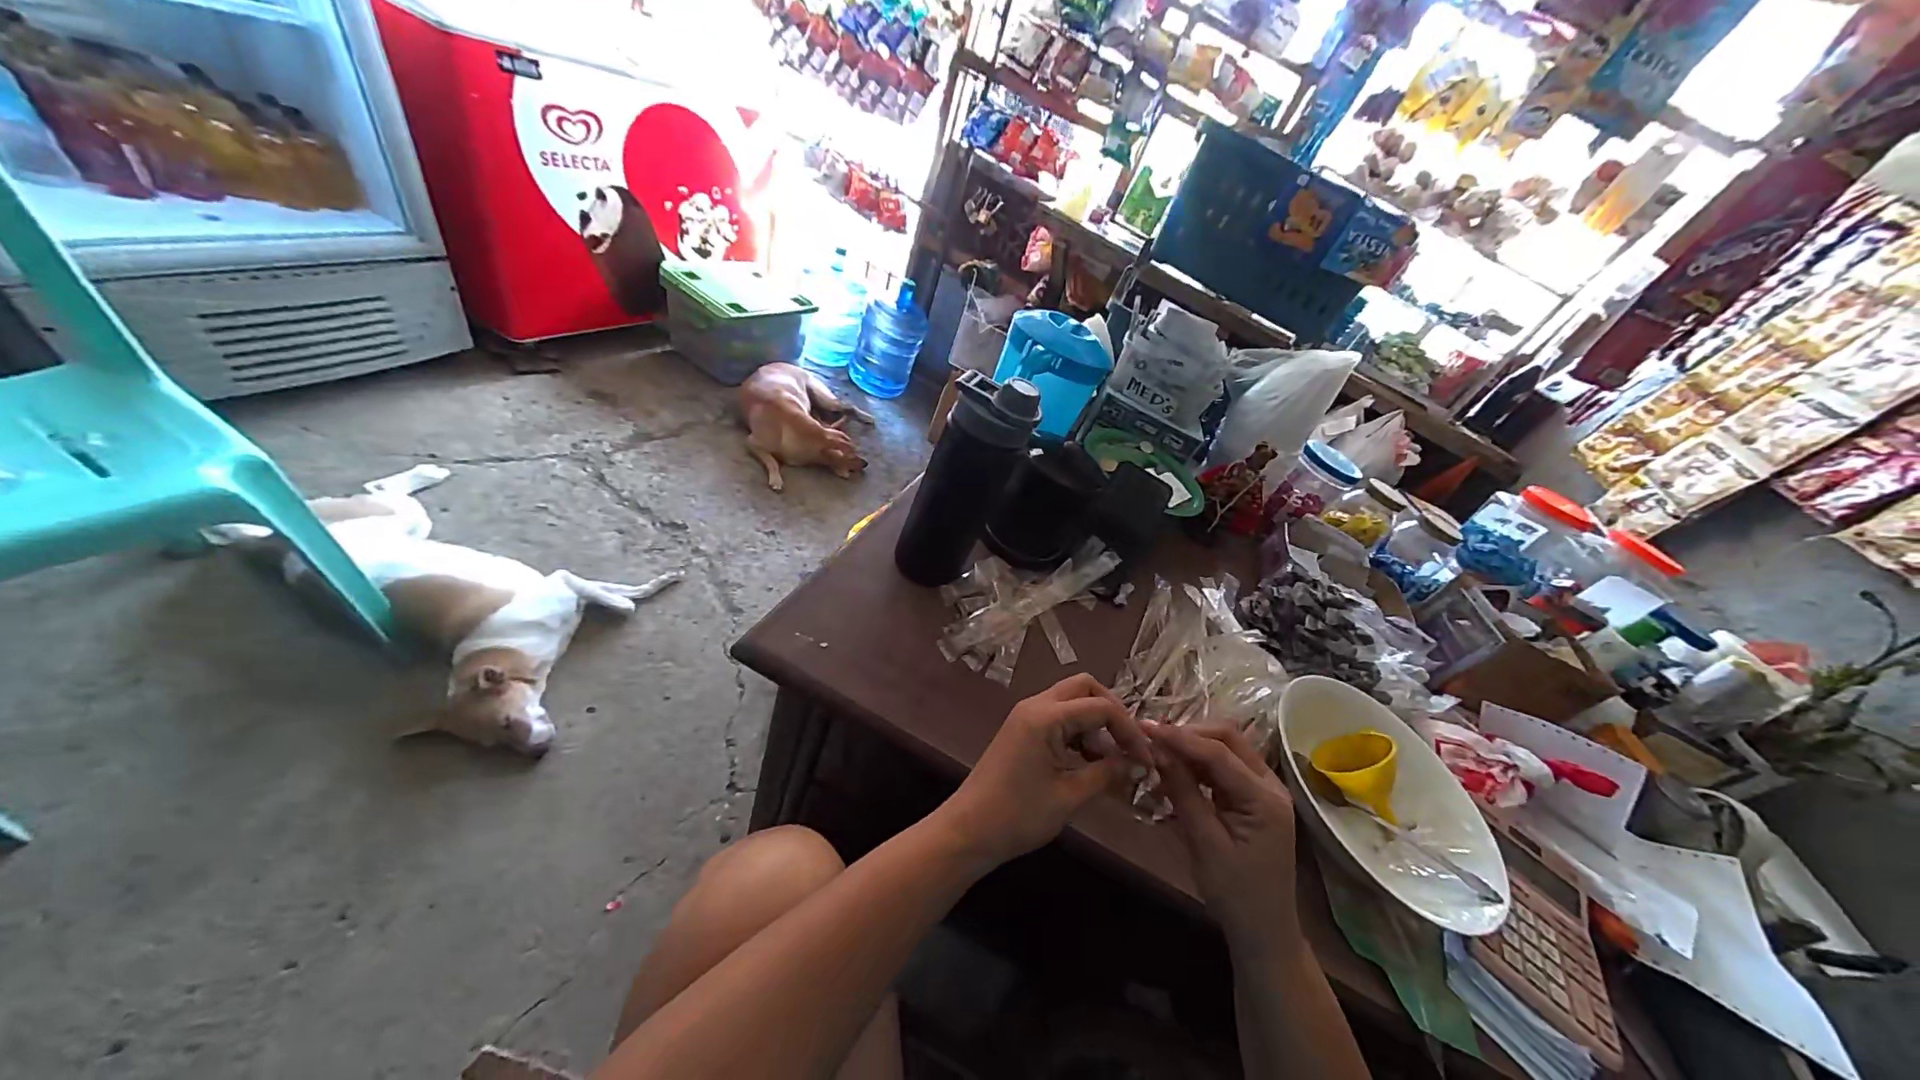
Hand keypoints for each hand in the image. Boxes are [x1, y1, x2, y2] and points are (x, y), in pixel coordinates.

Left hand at [936, 675, 1151, 867]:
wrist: (969, 830)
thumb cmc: (1019, 815)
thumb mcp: (1070, 796)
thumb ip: (1107, 773)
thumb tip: (1137, 764)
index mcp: (1045, 717)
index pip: (1101, 706)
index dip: (1129, 730)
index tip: (1145, 760)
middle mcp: (1035, 706)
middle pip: (1084, 688)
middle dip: (1112, 712)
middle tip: (1128, 746)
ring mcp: (1026, 716)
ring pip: (1071, 701)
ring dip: (1095, 722)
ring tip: (1111, 760)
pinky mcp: (1022, 730)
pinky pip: (1058, 716)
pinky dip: (1079, 731)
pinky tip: (1089, 761)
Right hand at [1149, 723, 1299, 943]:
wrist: (1264, 931)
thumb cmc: (1235, 893)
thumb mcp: (1204, 843)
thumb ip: (1183, 792)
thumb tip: (1158, 751)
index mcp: (1265, 798)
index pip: (1219, 752)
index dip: (1180, 737)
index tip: (1145, 728)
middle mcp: (1270, 785)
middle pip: (1228, 739)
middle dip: (1189, 734)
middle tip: (1152, 739)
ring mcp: (1263, 790)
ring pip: (1225, 749)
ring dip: (1192, 746)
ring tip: (1158, 752)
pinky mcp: (1251, 799)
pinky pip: (1223, 768)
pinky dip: (1197, 764)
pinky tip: (1174, 771)